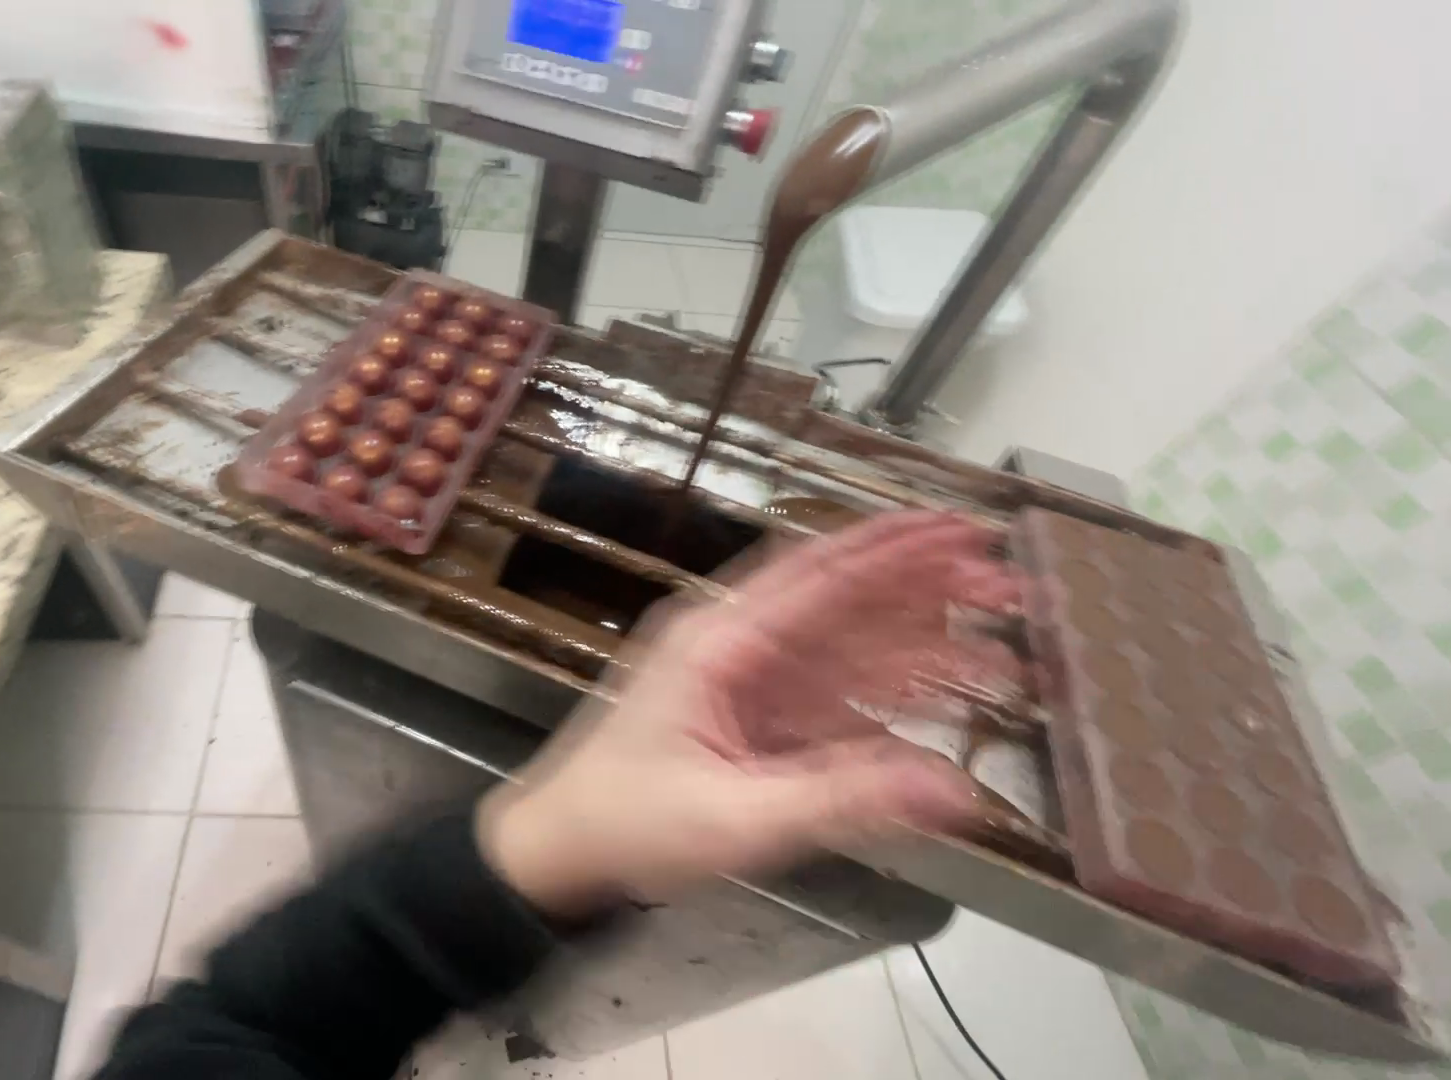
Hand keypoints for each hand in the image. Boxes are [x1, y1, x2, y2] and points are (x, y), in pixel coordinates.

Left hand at [478, 512, 1022, 917]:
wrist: (563, 844)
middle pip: (839, 599)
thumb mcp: (734, 816)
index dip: (895, 548)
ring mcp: (740, 678)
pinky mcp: (748, 715)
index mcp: (717, 641)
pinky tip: (934, 691)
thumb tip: (955, 788)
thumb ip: (842, 798)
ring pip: (840, 645)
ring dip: (914, 641)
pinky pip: (825, 693)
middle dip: (922, 587)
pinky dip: (880, 691)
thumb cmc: (628, 822)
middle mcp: (731, 642)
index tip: (963, 529)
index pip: (818, 575)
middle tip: (1006, 582)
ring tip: (995, 640)